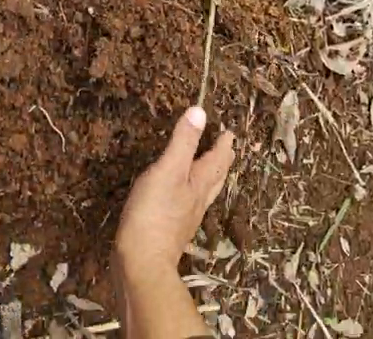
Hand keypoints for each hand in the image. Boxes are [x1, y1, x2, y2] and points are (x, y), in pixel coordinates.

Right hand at [115, 107, 234, 278]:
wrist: (142, 260)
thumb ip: (183, 142)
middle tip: (228, 150)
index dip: (222, 146)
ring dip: (211, 178)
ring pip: (204, 192)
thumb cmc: (155, 211)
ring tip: (212, 170)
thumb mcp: (168, 169)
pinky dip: (193, 193)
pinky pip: (189, 204)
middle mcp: (197, 200)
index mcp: (198, 184)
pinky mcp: (171, 229)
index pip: (216, 161)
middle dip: (221, 162)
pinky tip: (184, 197)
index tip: (230, 133)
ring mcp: (185, 217)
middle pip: (215, 178)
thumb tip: (200, 111)